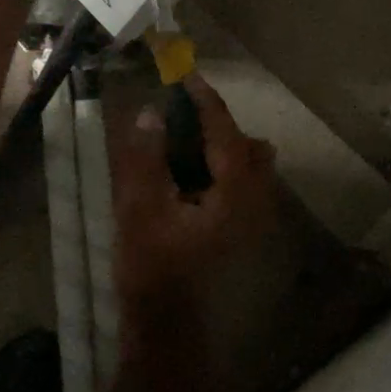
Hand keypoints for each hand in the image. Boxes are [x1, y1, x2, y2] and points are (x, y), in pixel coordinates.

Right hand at [109, 76, 277, 306]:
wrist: (163, 316)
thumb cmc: (150, 261)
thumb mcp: (139, 205)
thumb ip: (145, 157)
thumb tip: (149, 112)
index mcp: (232, 196)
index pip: (226, 135)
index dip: (206, 102)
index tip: (185, 75)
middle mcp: (251, 204)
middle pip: (248, 148)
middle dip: (219, 120)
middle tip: (183, 103)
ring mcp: (248, 219)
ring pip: (249, 165)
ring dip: (222, 140)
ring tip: (184, 126)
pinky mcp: (235, 227)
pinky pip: (240, 180)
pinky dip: (220, 160)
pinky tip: (188, 160)